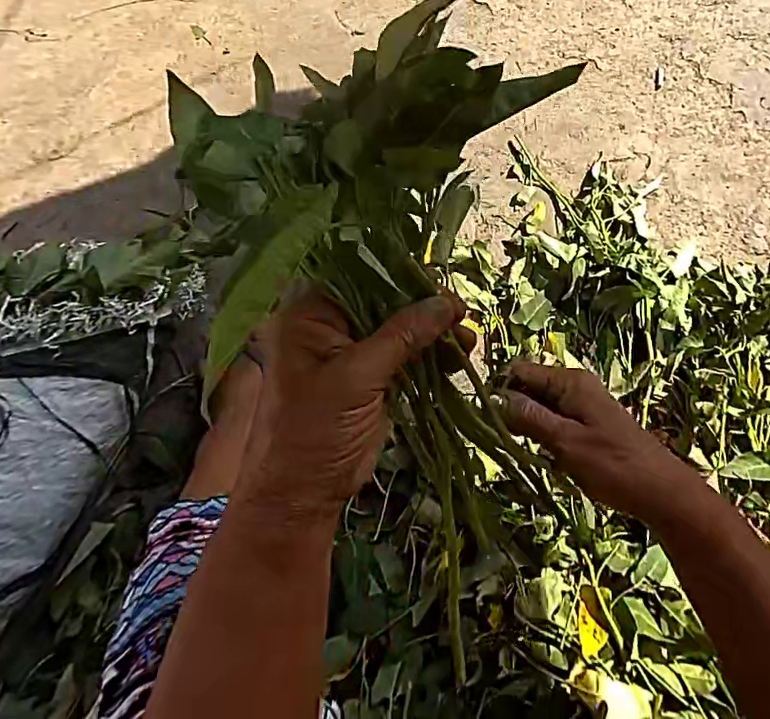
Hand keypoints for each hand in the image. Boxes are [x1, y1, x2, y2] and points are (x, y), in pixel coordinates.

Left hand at [234, 287, 463, 521]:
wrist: (304, 495)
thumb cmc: (316, 430)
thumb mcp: (358, 377)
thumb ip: (403, 335)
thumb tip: (447, 303)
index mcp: (310, 316)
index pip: (358, 275)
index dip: (399, 274)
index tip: (438, 281)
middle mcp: (329, 326)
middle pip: (383, 300)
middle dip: (424, 304)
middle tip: (459, 311)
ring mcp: (351, 351)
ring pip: (399, 327)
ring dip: (433, 331)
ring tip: (466, 336)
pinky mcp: (370, 375)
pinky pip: (404, 353)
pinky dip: (430, 354)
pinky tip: (456, 355)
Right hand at [499, 361, 707, 526]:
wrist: (662, 492)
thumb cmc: (614, 465)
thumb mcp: (566, 442)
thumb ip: (529, 418)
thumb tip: (494, 398)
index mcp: (570, 381)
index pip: (520, 371)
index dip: (498, 389)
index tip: (480, 416)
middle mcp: (575, 385)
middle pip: (529, 387)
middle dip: (511, 409)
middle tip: (497, 439)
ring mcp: (583, 404)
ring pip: (541, 406)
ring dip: (526, 425)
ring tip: (515, 450)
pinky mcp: (588, 424)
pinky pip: (555, 420)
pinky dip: (544, 435)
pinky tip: (541, 457)